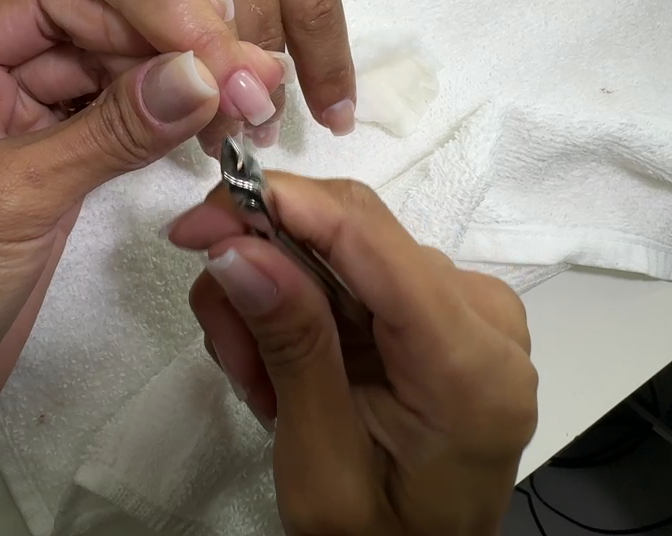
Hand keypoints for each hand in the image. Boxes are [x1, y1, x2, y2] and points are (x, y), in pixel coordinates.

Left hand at [0, 0, 283, 535]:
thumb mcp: (10, 198)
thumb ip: (109, 132)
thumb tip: (199, 75)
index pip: (57, 3)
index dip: (134, 12)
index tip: (208, 44)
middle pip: (92, 36)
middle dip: (167, 51)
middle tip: (249, 78)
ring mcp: (24, 128)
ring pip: (111, 81)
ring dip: (174, 88)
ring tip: (245, 105)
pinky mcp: (53, 174)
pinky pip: (116, 129)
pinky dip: (161, 127)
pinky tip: (206, 132)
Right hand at [166, 176, 537, 535]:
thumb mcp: (320, 468)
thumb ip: (291, 349)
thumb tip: (236, 248)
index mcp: (469, 362)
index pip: (365, 233)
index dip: (273, 203)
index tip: (192, 227)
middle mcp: (479, 311)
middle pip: (343, 229)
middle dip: (261, 270)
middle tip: (228, 345)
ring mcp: (460, 300)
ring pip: (329, 243)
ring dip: (270, 297)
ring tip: (258, 377)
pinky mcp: (433, 299)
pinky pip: (342, 263)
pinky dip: (295, 301)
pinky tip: (284, 364)